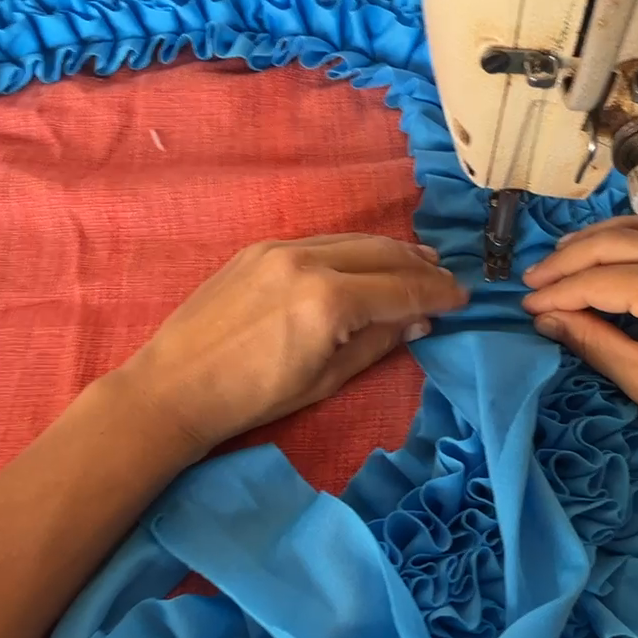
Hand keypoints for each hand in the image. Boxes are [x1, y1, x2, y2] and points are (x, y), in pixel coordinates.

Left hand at [114, 234, 467, 454]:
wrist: (176, 385)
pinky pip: (322, 241)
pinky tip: (365, 261)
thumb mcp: (325, 380)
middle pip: (383, 253)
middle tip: (445, 279)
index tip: (462, 298)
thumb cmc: (253, 397)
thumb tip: (418, 322)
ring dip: (390, 251)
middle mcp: (309, 261)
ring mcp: (281, 248)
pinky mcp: (260, 248)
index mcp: (329, 301)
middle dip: (420, 266)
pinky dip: (353, 250)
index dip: (436, 294)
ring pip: (354, 240)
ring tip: (418, 262)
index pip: (400, 289)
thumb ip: (377, 343)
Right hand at [521, 218, 637, 487]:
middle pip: (617, 242)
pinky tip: (624, 256)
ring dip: (604, 240)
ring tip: (567, 257)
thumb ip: (592, 341)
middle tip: (535, 278)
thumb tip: (547, 318)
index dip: (556, 293)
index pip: (598, 280)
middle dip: (569, 260)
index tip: (527, 305)